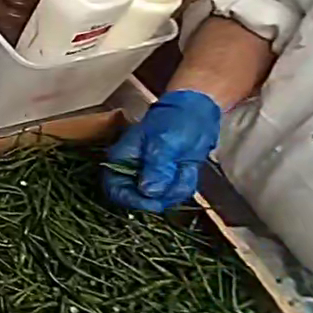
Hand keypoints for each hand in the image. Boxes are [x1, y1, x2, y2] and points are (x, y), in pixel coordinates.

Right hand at [103, 90, 220, 211]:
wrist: (196, 110)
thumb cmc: (176, 120)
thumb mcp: (166, 142)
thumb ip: (156, 168)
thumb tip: (148, 192)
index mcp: (122, 159)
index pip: (116, 190)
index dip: (132, 200)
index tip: (154, 202)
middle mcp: (131, 171)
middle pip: (138, 198)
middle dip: (161, 194)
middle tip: (177, 178)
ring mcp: (149, 175)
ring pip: (159, 198)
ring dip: (176, 187)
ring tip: (184, 167)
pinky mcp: (165, 178)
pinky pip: (173, 192)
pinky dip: (184, 184)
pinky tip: (188, 168)